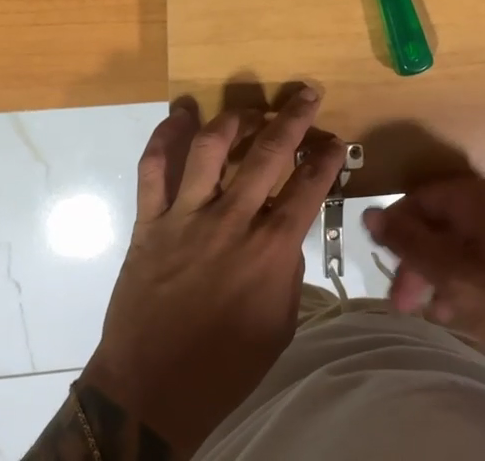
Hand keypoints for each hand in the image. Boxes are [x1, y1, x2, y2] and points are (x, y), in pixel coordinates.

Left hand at [82, 88, 344, 455]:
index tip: (335, 140)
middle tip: (306, 94)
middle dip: (293, 117)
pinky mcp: (149, 223)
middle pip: (267, 153)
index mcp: (271, 249)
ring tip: (248, 109)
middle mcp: (231, 220)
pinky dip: (163, 137)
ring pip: (209, 148)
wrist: (153, 390)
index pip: (308, 186)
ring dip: (232, 119)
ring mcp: (186, 217)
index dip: (326, 157)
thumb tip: (284, 235)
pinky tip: (178, 115)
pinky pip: (152, 169)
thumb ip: (287, 270)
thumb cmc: (227, 366)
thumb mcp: (280, 323)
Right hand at [363, 176, 484, 381]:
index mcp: (479, 198)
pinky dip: (468, 278)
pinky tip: (464, 312)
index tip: (383, 268)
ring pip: (464, 242)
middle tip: (404, 304)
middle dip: (417, 259)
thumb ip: (410, 245)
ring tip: (433, 313)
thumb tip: (370, 213)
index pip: (419, 198)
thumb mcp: (456, 279)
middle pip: (441, 220)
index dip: (395, 230)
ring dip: (440, 273)